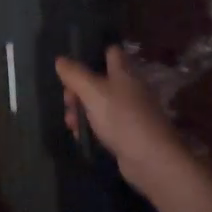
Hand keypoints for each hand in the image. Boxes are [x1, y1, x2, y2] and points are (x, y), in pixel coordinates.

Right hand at [54, 46, 187, 195]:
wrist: (151, 160)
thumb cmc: (121, 117)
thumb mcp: (92, 91)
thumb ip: (75, 74)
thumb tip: (60, 59)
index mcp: (124, 72)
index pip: (111, 52)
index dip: (94, 53)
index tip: (74, 63)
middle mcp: (130, 88)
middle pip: (100, 80)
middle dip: (79, 89)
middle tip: (67, 101)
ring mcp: (131, 112)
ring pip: (101, 104)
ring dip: (82, 110)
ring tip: (70, 123)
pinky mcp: (130, 134)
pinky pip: (106, 124)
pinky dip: (93, 128)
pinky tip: (81, 137)